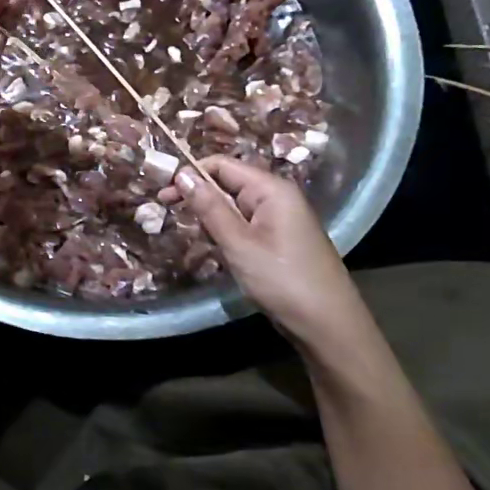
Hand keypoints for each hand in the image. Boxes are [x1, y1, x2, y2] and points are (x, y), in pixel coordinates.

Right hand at [182, 156, 373, 349]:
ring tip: (188, 230)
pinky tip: (212, 244)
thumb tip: (182, 175)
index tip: (162, 193)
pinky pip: (243, 222)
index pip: (222, 165)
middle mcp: (277, 197)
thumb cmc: (281, 280)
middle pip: (228, 182)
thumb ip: (209, 207)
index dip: (191, 173)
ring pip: (233, 204)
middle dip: (197, 193)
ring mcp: (279, 219)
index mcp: (271, 190)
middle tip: (164, 209)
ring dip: (208, 213)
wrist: (327, 324)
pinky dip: (223, 228)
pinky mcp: (278, 239)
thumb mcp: (238, 243)